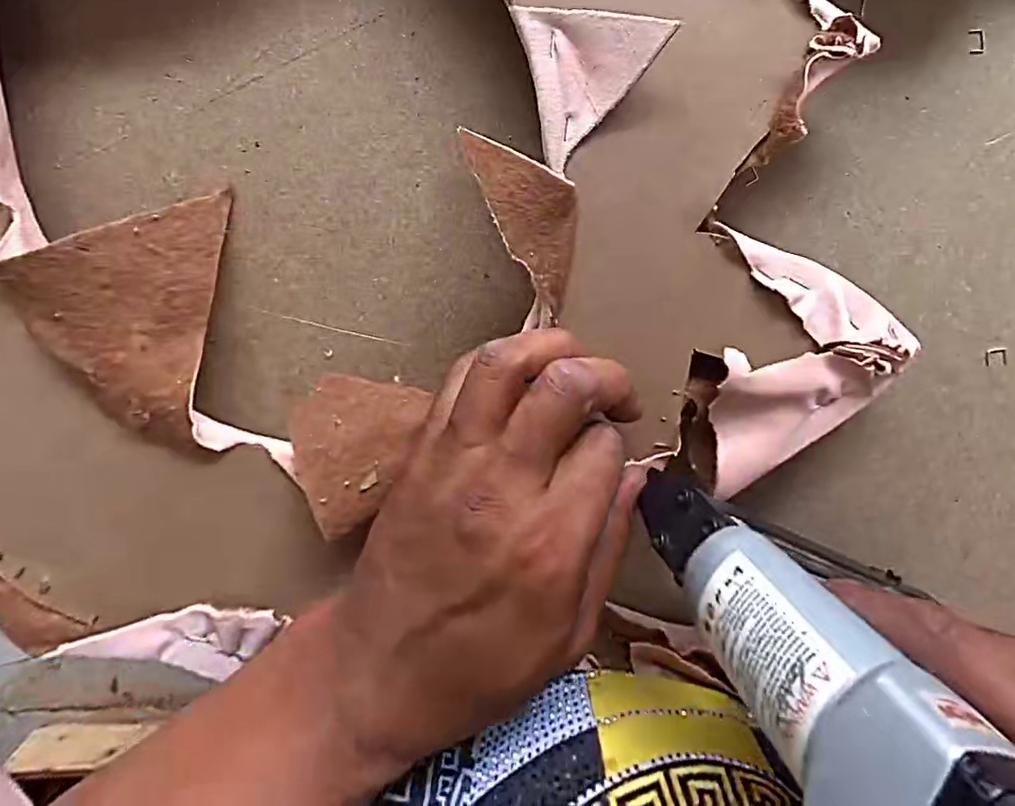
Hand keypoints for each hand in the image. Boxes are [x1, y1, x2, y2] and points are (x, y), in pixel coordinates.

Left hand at [324, 329, 646, 775]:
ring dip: (550, 347)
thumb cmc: (485, 665)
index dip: (616, 440)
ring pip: (504, 363)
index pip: (602, 445)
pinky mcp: (420, 449)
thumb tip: (635, 474)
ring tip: (570, 362)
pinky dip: (496, 360)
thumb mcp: (572, 633)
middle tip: (612, 395)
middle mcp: (504, 486)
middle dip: (604, 374)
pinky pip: (458, 378)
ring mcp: (454, 460)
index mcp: (552, 542)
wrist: (379, 668)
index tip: (611, 453)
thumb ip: (609, 545)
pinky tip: (516, 377)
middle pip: (564, 386)